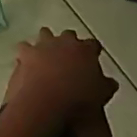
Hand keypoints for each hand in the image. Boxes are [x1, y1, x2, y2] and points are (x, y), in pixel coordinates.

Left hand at [1, 28, 117, 124]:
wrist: (46, 102)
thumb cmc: (78, 99)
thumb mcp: (100, 95)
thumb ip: (106, 85)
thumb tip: (111, 82)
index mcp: (85, 50)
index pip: (92, 44)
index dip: (92, 51)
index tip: (92, 58)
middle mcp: (65, 42)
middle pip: (68, 35)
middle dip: (68, 43)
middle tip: (68, 57)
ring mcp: (44, 45)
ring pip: (45, 35)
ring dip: (45, 43)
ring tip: (46, 56)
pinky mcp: (26, 53)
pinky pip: (25, 48)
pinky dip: (26, 55)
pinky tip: (26, 63)